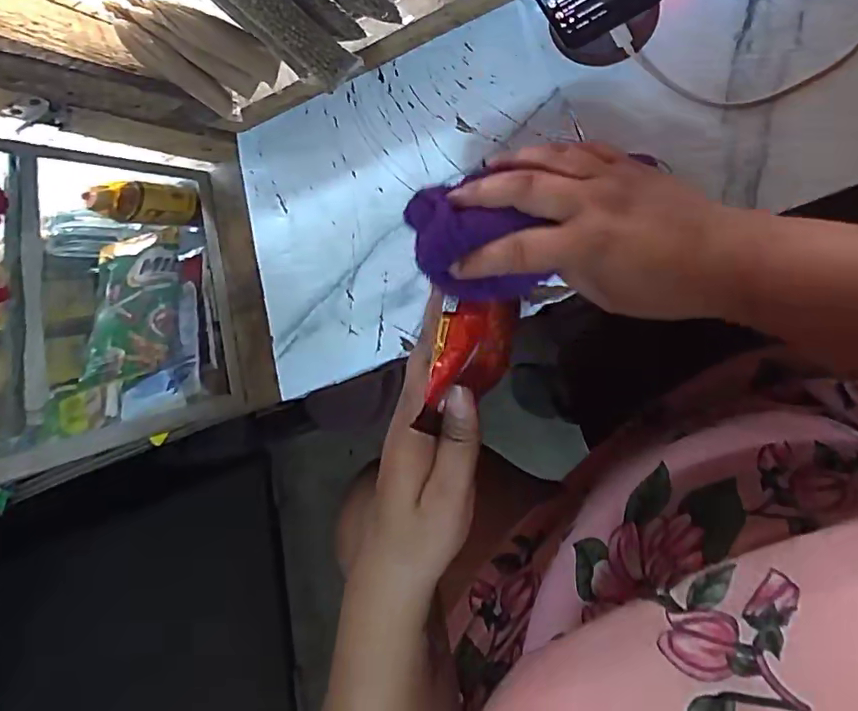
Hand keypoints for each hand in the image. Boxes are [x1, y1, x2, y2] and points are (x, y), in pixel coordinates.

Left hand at [349, 309, 481, 605]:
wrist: (390, 575)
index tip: (451, 286)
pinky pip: (431, 386)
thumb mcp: (448, 496)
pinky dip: (444, 361)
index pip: (424, 362)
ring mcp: (408, 425)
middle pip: (422, 358)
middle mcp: (404, 416)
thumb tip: (463, 384)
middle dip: (441, 319)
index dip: (437, 324)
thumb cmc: (422, 538)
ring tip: (467, 304)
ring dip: (442, 335)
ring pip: (425, 370)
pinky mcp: (416, 435)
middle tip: (467, 282)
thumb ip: (457, 441)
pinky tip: (459, 353)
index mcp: (410, 425)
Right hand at [447, 142, 756, 320]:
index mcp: (584, 241)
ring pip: (549, 157)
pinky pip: (583, 149)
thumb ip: (569, 270)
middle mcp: (588, 201)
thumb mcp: (608, 294)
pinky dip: (556, 151)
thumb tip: (544, 255)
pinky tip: (543, 155)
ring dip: (512, 159)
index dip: (481, 258)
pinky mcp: (627, 164)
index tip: (455, 264)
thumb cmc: (669, 288)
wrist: (725, 255)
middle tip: (453, 197)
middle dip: (481, 193)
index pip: (517, 248)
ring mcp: (608, 176)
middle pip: (522, 187)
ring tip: (488, 166)